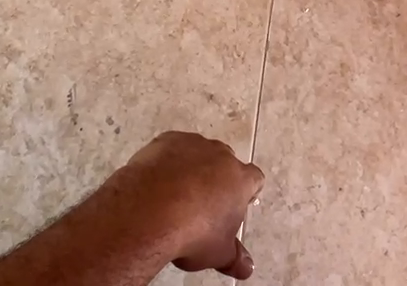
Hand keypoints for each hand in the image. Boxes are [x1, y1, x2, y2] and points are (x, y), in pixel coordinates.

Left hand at [109, 132, 263, 278]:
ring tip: (177, 194)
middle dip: (218, 179)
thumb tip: (247, 267)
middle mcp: (220, 155)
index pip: (254, 179)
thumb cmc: (193, 233)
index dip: (247, 191)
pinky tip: (159, 181)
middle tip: (205, 204)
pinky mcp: (167, 139)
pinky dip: (169, 161)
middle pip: (225, 163)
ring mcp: (193, 144)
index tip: (238, 203)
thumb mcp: (218, 253)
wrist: (152, 209)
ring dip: (193, 168)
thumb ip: (235, 257)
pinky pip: (173, 148)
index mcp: (239, 180)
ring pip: (199, 153)